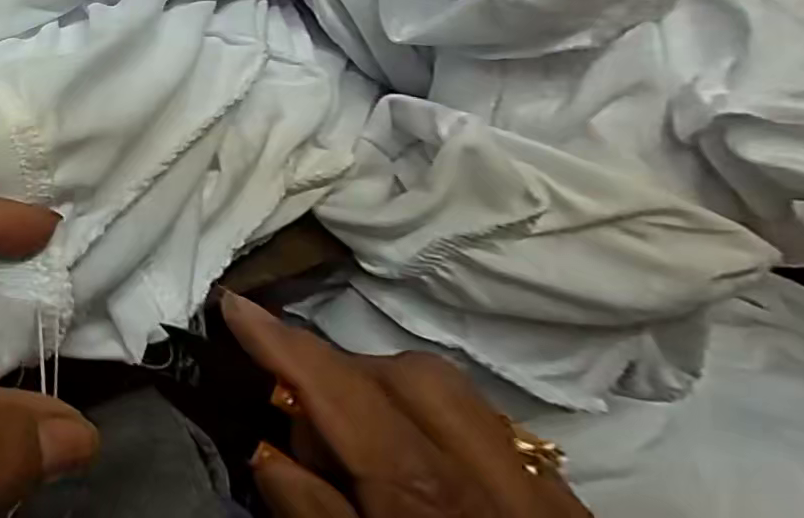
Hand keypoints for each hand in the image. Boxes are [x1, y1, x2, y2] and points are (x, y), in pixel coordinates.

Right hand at [220, 291, 591, 517]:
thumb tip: (267, 452)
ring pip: (455, 392)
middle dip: (344, 375)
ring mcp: (546, 498)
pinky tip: (419, 469)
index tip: (233, 306)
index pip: (350, 400)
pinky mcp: (569, 511)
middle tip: (312, 430)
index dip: (287, 347)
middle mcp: (499, 490)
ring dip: (389, 394)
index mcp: (434, 508)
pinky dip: (434, 424)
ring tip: (364, 451)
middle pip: (413, 380)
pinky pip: (489, 427)